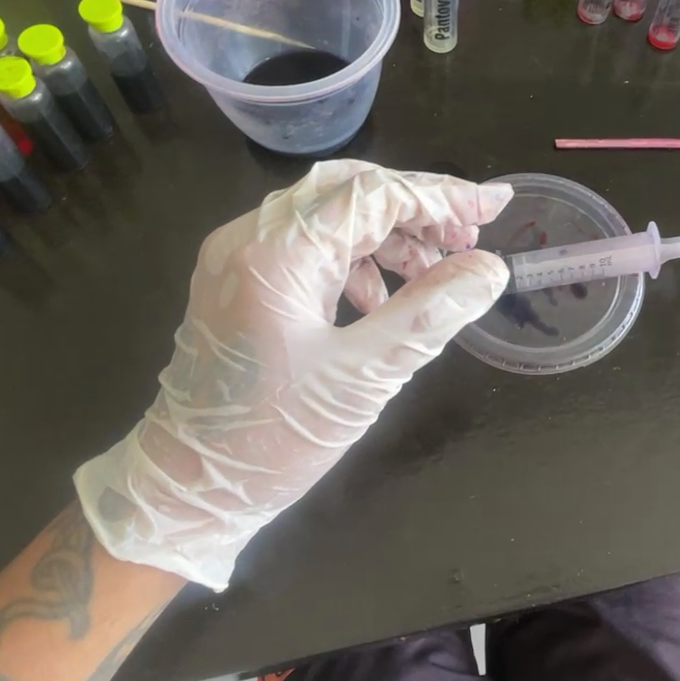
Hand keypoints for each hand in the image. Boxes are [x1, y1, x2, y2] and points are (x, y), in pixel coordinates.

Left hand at [75, 161, 511, 588]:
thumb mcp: (362, 378)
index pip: (373, 194)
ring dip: (388, 233)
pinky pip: (308, 247)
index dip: (441, 196)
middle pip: (349, 190)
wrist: (184, 490)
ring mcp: (239, 257)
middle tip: (468, 236)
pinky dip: (355, 259)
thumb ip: (430, 313)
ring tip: (434, 271)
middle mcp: (250, 236)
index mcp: (276, 252)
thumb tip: (490, 268)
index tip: (496, 208)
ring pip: (330, 215)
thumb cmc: (271, 439)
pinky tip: (379, 298)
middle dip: (416, 205)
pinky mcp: (241, 282)